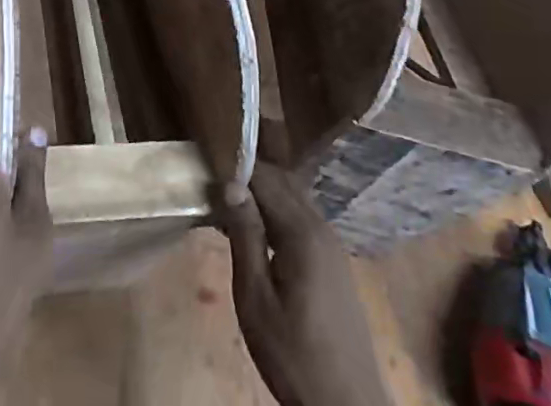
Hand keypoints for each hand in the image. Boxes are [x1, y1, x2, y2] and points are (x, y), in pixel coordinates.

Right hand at [219, 165, 390, 405]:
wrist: (345, 405)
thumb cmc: (291, 353)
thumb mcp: (254, 298)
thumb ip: (244, 236)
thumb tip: (231, 185)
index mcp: (302, 232)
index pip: (266, 178)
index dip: (236, 169)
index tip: (205, 170)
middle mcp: (322, 228)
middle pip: (283, 182)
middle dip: (249, 177)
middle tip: (212, 188)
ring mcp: (332, 245)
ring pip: (295, 199)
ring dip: (263, 195)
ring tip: (227, 210)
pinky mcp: (334, 263)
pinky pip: (303, 220)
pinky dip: (278, 214)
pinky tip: (256, 236)